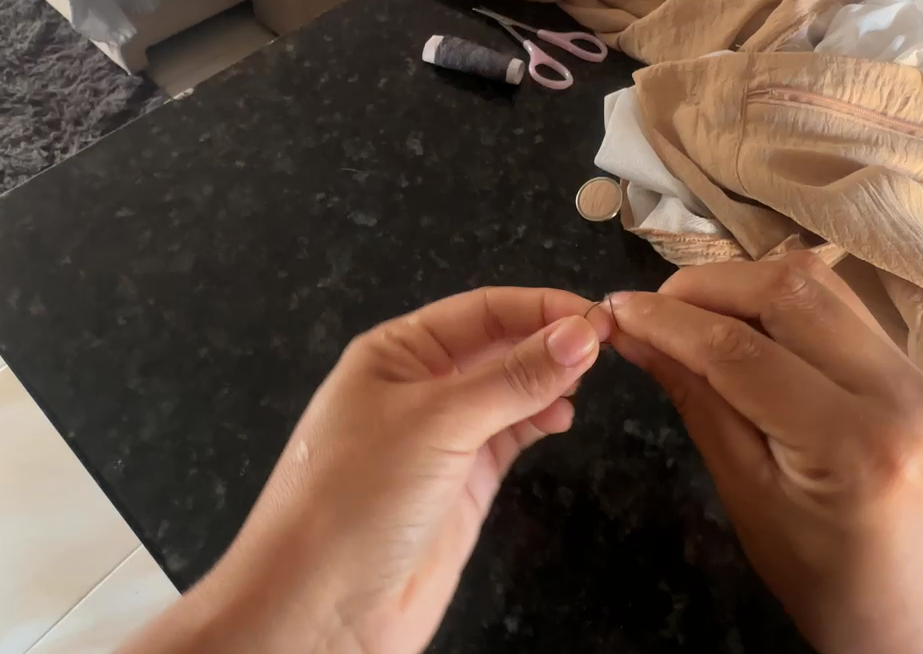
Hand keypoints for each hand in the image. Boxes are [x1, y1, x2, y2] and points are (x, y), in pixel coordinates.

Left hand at [123, 286, 607, 653]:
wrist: (317, 616)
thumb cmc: (360, 495)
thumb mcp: (437, 423)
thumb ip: (513, 378)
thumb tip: (582, 332)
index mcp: (399, 350)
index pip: (480, 310)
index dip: (538, 306)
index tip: (595, 315)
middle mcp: (421, 383)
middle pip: (497, 345)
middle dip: (547, 340)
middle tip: (605, 344)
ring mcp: (443, 434)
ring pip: (508, 389)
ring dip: (547, 379)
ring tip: (586, 379)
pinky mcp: (462, 480)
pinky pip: (509, 434)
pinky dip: (538, 419)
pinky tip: (562, 416)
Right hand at [605, 255, 922, 653]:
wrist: (907, 609)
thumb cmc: (813, 569)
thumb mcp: (740, 487)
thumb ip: (691, 394)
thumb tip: (628, 330)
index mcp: (853, 447)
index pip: (742, 352)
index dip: (669, 321)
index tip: (617, 307)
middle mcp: (900, 394)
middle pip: (786, 292)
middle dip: (704, 286)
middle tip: (653, 307)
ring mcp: (920, 373)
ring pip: (814, 281)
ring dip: (739, 282)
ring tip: (692, 310)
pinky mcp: (919, 364)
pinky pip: (836, 299)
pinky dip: (775, 294)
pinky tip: (743, 318)